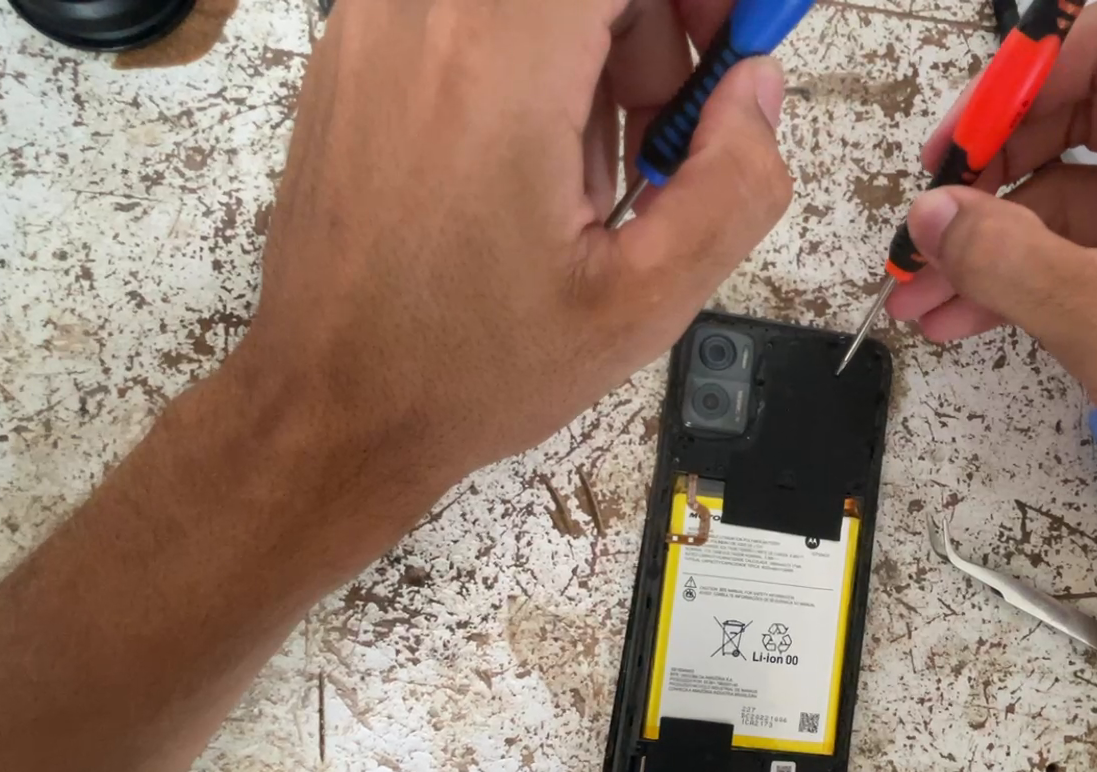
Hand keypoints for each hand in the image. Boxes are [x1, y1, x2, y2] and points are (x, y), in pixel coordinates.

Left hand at [235, 0, 791, 504]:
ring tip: (595, 186)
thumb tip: (754, 91)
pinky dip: (531, 69)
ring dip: (595, 57)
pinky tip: (532, 176)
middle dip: (655, 29)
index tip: (729, 53)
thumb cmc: (483, 368)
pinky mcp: (353, 59)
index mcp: (500, 58)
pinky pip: (471, 18)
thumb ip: (732, 189)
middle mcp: (422, 10)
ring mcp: (371, 24)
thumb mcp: (643, 305)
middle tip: (670, 143)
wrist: (342, 407)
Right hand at [889, 0, 1096, 559]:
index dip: (1015, 86)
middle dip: (991, 181)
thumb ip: (1008, 259)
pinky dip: (1027, 282)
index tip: (941, 158)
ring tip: (914, 299)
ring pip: (1077, 195)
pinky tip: (959, 319)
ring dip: (993, 247)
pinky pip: (1092, 252)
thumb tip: (923, 215)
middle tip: (918, 235)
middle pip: (1088, 116)